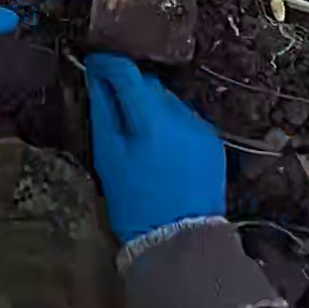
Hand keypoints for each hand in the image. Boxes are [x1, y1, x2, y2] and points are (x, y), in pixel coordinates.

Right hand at [84, 52, 226, 243]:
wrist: (182, 246)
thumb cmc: (136, 205)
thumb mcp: (110, 160)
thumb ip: (103, 113)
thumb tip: (97, 79)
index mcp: (152, 120)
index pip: (129, 73)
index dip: (109, 63)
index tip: (96, 61)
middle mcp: (180, 115)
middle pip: (149, 85)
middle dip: (130, 89)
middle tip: (112, 103)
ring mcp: (200, 126)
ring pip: (168, 101)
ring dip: (151, 107)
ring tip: (139, 134)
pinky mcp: (212, 140)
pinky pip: (185, 119)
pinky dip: (170, 124)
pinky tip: (161, 148)